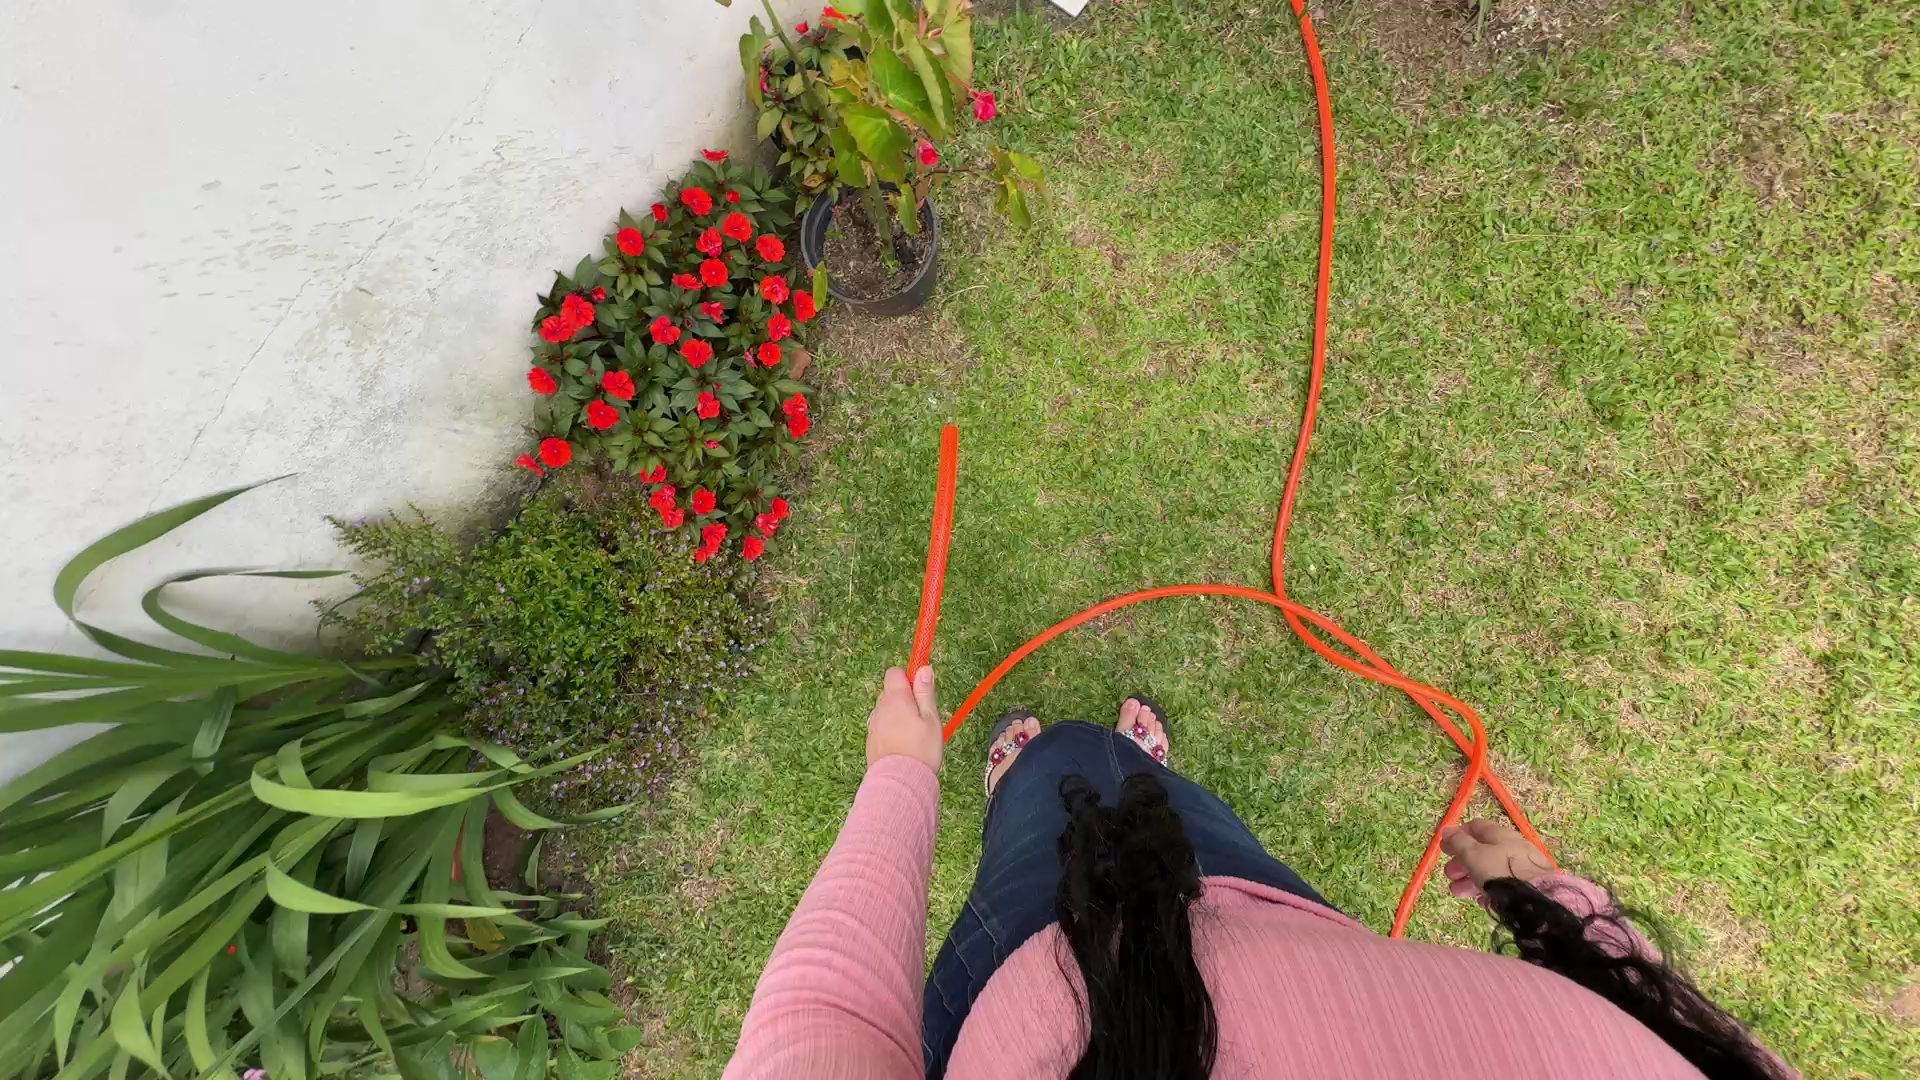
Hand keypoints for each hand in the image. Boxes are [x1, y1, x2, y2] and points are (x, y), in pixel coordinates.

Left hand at [866, 666, 941, 771]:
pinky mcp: (871, 742)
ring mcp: (873, 726)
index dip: (908, 677)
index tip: (921, 689)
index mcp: (896, 699)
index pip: (895, 672)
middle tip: (922, 716)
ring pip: (886, 710)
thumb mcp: (931, 719)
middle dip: (904, 698)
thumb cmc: (921, 750)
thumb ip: (925, 692)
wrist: (901, 783)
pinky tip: (904, 745)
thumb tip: (923, 669)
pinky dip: (891, 730)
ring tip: (914, 735)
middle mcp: (880, 709)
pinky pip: (882, 727)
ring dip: (898, 715)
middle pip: (890, 692)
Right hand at [1440, 819, 1556, 899]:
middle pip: (1482, 851)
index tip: (1445, 848)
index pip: (1475, 827)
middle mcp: (1513, 848)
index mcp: (1500, 835)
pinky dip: (1490, 890)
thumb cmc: (1500, 871)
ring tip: (1458, 893)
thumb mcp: (1472, 853)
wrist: (1540, 903)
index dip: (1457, 835)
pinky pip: (1505, 885)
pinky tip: (1482, 901)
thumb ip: (1458, 841)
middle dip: (1461, 863)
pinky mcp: (1532, 887)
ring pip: (1491, 870)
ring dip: (1470, 879)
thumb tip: (1446, 830)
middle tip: (1449, 875)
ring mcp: (1524, 868)